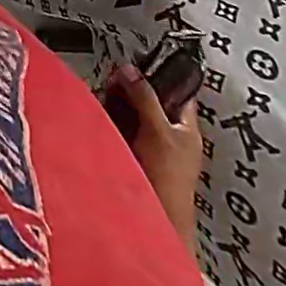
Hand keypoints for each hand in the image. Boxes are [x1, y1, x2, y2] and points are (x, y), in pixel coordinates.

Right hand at [109, 63, 203, 249]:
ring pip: (132, 113)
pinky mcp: (131, 154)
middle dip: (131, 88)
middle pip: (149, 100)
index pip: (176, 90)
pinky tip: (100, 110)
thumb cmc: (169, 181)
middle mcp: (168, 135)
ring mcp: (149, 145)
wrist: (155, 222)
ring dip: (118, 101)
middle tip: (115, 78)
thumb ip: (145, 97)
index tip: (139, 63)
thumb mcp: (159, 130)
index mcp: (186, 127)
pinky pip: (120, 128)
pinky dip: (110, 118)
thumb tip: (131, 71)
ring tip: (105, 91)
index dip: (159, 74)